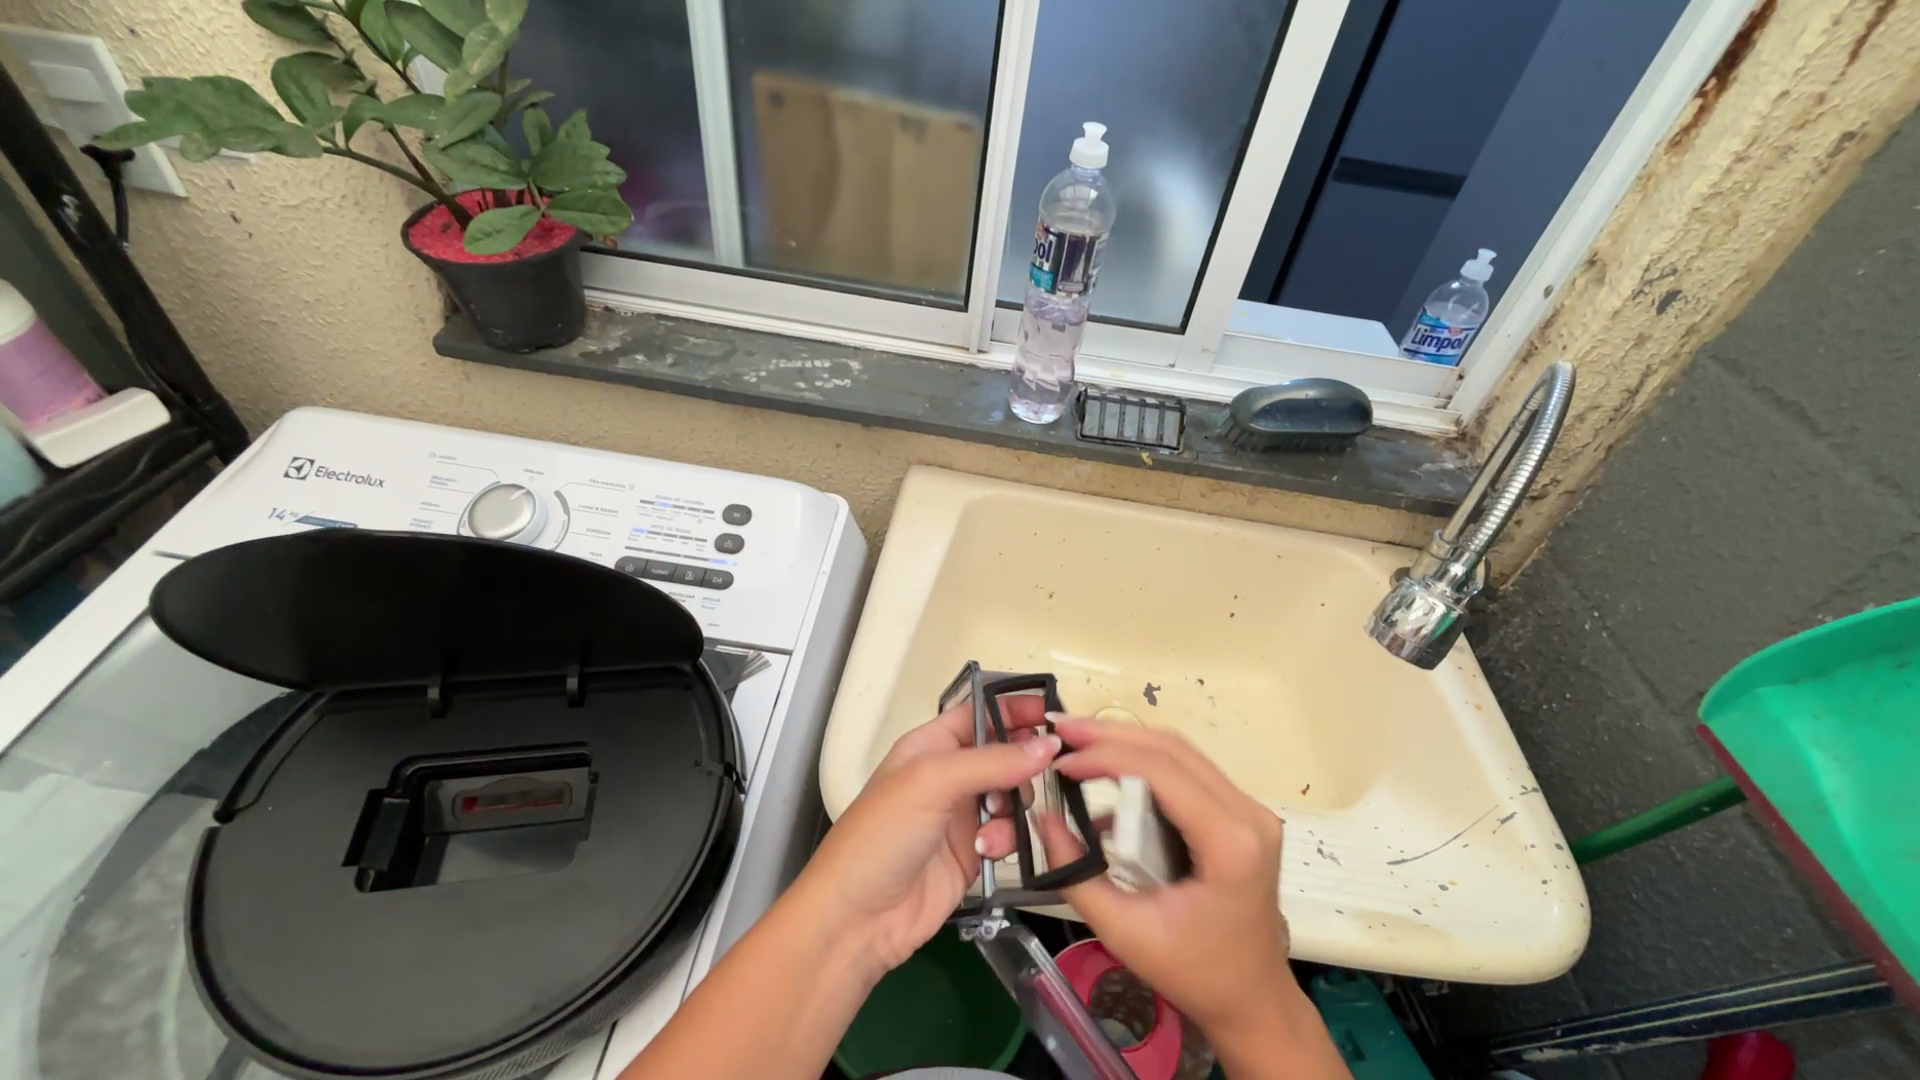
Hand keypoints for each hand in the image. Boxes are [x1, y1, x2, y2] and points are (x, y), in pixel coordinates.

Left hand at [794, 696, 1060, 972]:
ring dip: (1014, 805)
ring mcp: (962, 814)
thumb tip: (1048, 745)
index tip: (1054, 714)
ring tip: (999, 819)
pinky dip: (1006, 838)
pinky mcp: (974, 852)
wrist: (859, 917)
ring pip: (1013, 794)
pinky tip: (988, 851)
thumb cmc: (883, 835)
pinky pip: (1008, 833)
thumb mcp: (932, 783)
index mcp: (931, 745)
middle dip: (1024, 761)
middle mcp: (949, 774)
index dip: (1014, 708)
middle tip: (1045, 770)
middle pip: (1004, 753)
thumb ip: (992, 761)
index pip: (980, 712)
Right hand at [1036, 717, 1295, 1041]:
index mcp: (1231, 843)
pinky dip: (1145, 763)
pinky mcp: (1242, 815)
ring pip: (1181, 753)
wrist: (1253, 1000)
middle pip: (1173, 750)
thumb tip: (1044, 819)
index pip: (1163, 772)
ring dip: (1127, 743)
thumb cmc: (1194, 972)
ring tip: (1077, 742)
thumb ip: (1078, 875)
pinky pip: (1189, 772)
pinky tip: (1108, 773)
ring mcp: (1251, 811)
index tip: (1061, 762)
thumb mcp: (1125, 931)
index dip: (1107, 756)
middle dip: (1111, 735)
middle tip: (1060, 729)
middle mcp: (1249, 814)